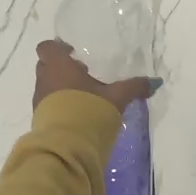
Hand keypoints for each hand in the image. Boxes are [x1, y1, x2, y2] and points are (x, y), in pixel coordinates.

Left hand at [33, 39, 157, 112]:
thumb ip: (134, 87)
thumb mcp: (116, 97)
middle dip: (60, 68)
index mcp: (59, 66)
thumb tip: (156, 82)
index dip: (58, 48)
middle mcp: (44, 79)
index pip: (46, 47)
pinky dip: (57, 105)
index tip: (74, 54)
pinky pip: (46, 105)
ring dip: (58, 87)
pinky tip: (76, 114)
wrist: (66, 147)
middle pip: (45, 65)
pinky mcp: (39, 120)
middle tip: (81, 75)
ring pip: (45, 85)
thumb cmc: (88, 110)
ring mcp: (39, 101)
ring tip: (81, 97)